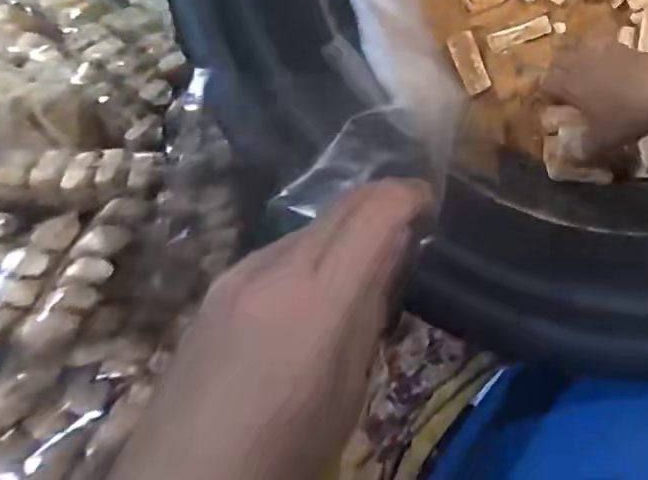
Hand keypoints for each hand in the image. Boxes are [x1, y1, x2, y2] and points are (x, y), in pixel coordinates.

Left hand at [111, 180, 432, 479]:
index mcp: (319, 300)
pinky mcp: (218, 284)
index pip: (377, 209)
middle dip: (385, 198)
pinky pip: (282, 248)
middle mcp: (278, 268)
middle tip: (409, 223)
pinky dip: (313, 253)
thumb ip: (371, 308)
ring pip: (316, 224)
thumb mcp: (347, 391)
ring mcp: (241, 271)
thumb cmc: (282, 457)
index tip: (429, 206)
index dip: (410, 194)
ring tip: (358, 271)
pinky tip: (308, 297)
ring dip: (348, 228)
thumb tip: (395, 247)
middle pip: (347, 201)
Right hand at [543, 43, 647, 152]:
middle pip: (558, 62)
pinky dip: (600, 56)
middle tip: (567, 92)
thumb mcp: (603, 140)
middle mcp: (577, 60)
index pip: (545, 84)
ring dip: (578, 61)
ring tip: (587, 77)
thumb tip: (568, 155)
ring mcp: (600, 48)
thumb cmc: (625, 115)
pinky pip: (601, 46)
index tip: (552, 107)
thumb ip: (582, 148)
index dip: (546, 95)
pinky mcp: (621, 44)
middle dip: (558, 75)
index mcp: (566, 82)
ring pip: (578, 49)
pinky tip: (612, 69)